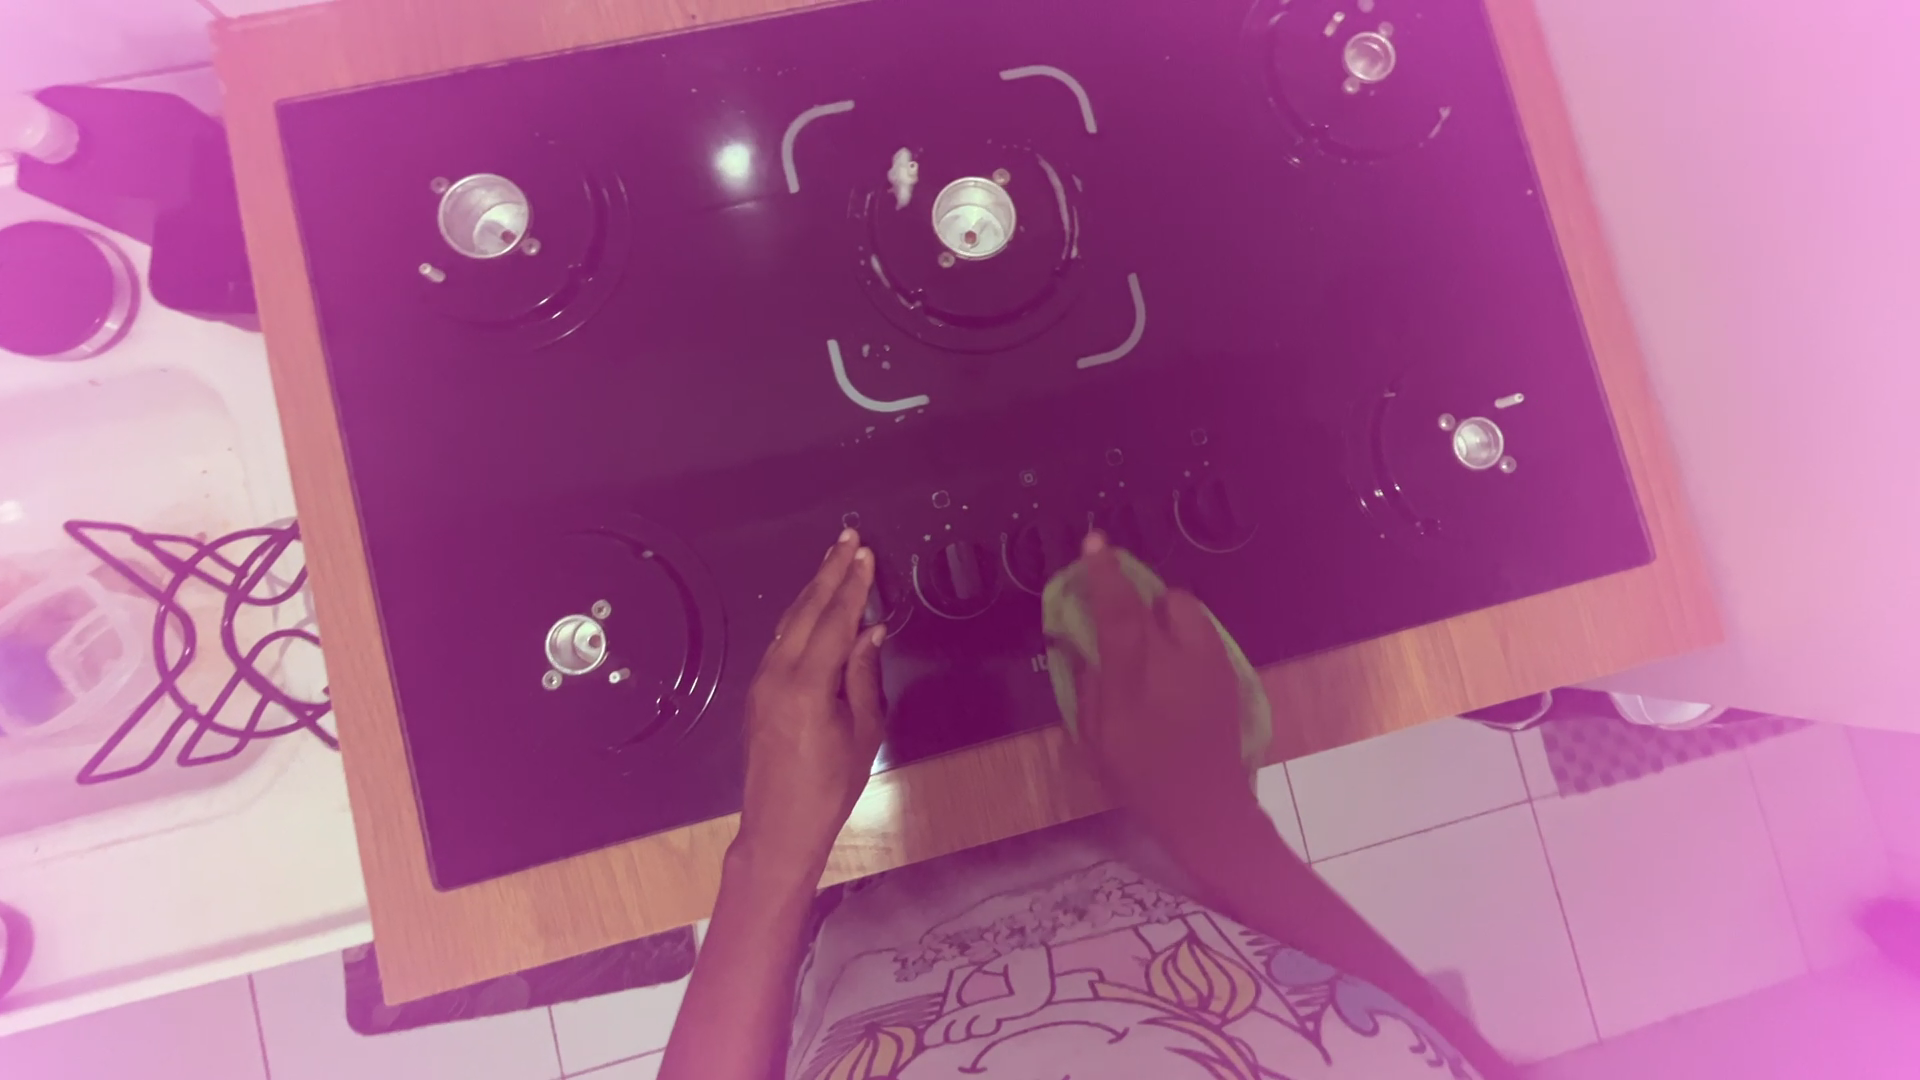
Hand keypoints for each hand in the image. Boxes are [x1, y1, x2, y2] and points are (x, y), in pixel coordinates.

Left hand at [736, 529, 886, 877]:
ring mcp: (762, 680)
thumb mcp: (864, 731)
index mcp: (808, 685)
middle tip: (847, 538)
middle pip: (807, 610)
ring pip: (790, 622)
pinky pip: (782, 640)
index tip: (865, 553)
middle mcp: (779, 673)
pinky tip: (814, 602)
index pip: (835, 620)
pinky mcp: (757, 689)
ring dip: (813, 588)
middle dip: (829, 572)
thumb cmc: (832, 785)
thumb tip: (871, 628)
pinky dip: (801, 614)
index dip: (852, 585)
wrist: (779, 826)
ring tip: (833, 559)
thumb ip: (864, 673)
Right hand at [1071, 531, 1252, 830]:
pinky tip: (1174, 663)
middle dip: (1135, 593)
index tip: (1095, 543)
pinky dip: (1183, 631)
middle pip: (1159, 599)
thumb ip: (1086, 687)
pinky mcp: (1227, 672)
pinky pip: (1202, 630)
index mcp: (1136, 680)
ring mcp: (1208, 664)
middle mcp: (1176, 661)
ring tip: (1150, 640)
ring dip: (1163, 612)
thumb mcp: (1096, 739)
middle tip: (1119, 616)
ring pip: (1186, 608)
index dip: (1104, 576)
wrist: (1207, 809)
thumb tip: (1082, 649)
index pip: (1118, 614)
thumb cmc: (1140, 778)